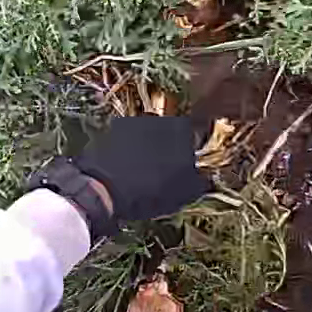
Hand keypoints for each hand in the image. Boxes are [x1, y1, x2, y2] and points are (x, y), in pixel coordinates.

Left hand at [75, 116, 212, 225]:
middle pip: (167, 133)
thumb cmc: (152, 190)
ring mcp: (128, 123)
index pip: (192, 135)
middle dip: (166, 149)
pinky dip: (123, 154)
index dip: (189, 153)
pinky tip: (121, 174)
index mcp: (180, 128)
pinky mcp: (106, 132)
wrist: (103, 189)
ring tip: (140, 176)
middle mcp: (155, 118)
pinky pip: (122, 143)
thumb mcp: (185, 193)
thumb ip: (201, 181)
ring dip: (144, 151)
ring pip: (143, 137)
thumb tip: (208, 178)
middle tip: (163, 174)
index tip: (184, 170)